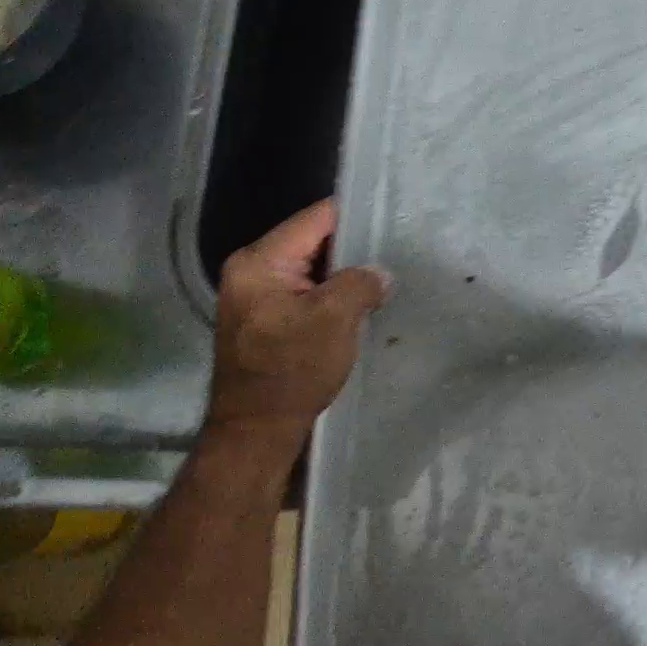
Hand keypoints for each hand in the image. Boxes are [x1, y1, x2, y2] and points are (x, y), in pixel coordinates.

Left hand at [207, 199, 388, 434]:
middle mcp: (251, 271)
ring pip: (313, 271)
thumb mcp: (334, 319)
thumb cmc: (292, 369)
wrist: (258, 429)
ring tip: (384, 281)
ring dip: (345, 278)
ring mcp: (257, 297)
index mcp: (259, 262)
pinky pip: (307, 294)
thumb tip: (380, 273)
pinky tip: (360, 308)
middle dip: (353, 251)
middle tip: (395, 255)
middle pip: (313, 243)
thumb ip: (360, 283)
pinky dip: (333, 298)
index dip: (355, 217)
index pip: (314, 219)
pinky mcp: (267, 321)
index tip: (392, 220)